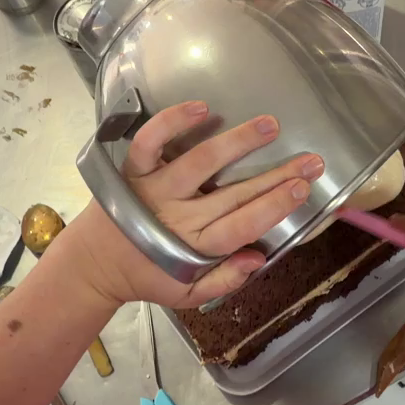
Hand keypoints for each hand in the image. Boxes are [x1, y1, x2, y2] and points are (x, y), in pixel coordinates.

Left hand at [50, 101, 323, 307]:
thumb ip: (224, 281)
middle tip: (311, 160)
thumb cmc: (148, 277)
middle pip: (233, 193)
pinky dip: (172, 122)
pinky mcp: (133, 170)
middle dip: (276, 175)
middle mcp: (176, 216)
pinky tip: (204, 107)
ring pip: (200, 161)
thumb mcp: (187, 296)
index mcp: (193, 248)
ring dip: (237, 141)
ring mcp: (154, 189)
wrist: (93, 264)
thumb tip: (258, 258)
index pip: (241, 225)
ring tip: (270, 125)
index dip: (273, 207)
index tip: (302, 190)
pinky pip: (150, 141)